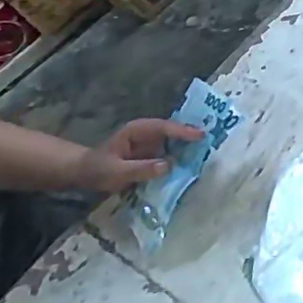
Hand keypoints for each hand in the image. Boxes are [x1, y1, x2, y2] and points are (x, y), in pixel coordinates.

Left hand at [67, 119, 203, 193]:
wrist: (85, 174)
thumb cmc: (98, 169)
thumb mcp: (116, 171)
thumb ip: (141, 169)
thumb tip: (168, 165)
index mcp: (139, 130)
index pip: (164, 127)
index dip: (183, 131)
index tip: (201, 135)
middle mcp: (149, 134)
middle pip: (175, 131)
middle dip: (194, 133)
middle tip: (216, 137)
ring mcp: (153, 144)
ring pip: (176, 142)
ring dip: (192, 145)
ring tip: (212, 149)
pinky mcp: (155, 156)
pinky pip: (173, 154)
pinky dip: (185, 156)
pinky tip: (197, 162)